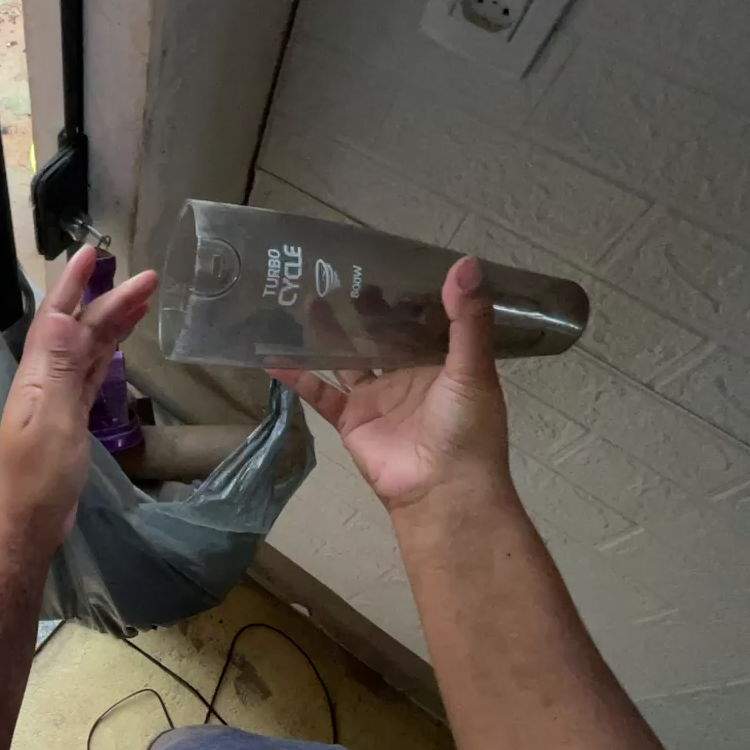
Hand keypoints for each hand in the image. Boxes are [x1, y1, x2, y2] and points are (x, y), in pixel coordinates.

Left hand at [0, 247, 156, 546]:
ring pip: (88, 350)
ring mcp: (57, 398)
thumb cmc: (40, 475)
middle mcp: (45, 378)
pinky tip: (121, 341)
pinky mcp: (70, 416)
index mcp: (36, 374)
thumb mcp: (52, 418)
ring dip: (113, 323)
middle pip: (79, 329)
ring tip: (144, 299)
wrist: (32, 520)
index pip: (56, 316)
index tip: (93, 252)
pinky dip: (108, 354)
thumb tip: (66, 315)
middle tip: (149, 278)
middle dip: (109, 301)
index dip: (73, 284)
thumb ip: (61, 368)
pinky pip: (91, 374)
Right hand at [270, 256, 510, 512]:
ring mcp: (373, 398)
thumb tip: (464, 263)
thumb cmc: (466, 427)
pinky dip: (297, 377)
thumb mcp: (473, 368)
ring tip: (307, 302)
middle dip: (359, 311)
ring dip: (326, 335)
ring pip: (344, 360)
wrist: (441, 487)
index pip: (417, 321)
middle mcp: (403, 376)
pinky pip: (318, 394)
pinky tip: (275, 358)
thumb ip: (468, 320)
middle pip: (376, 337)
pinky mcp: (348, 420)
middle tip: (338, 277)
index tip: (383, 266)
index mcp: (438, 362)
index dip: (401, 296)